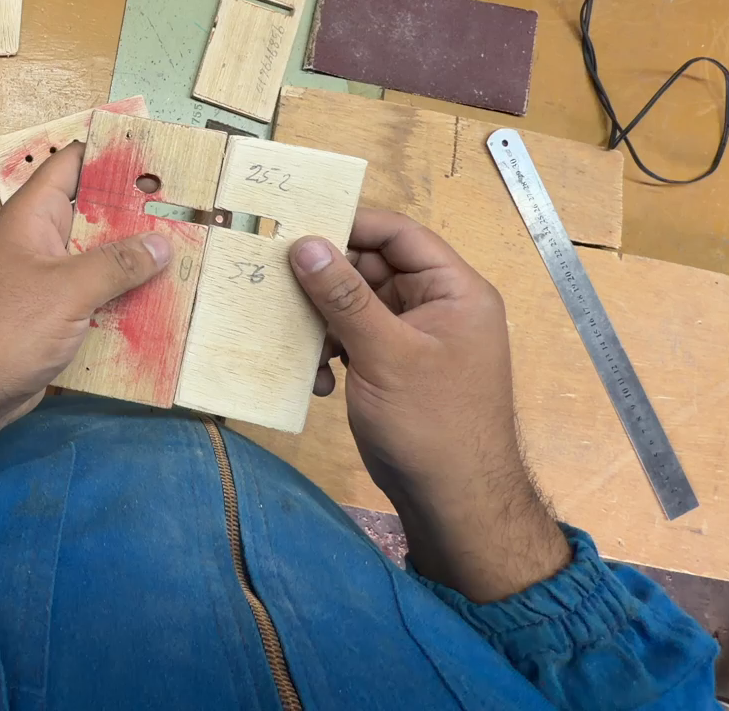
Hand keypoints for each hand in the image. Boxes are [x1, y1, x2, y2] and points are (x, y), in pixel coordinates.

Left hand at [0, 142, 172, 481]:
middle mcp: (42, 240)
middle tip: (188, 206)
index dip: (110, 153)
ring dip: (136, 259)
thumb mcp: (66, 290)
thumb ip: (116, 264)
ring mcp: (49, 279)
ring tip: (190, 250)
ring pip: (99, 259)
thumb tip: (162, 242)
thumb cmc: (5, 327)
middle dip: (137, 211)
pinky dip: (125, 296)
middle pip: (94, 214)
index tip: (156, 150)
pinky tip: (165, 300)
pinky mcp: (56, 315)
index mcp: (34, 216)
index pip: (73, 165)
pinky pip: (96, 296)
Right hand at [290, 209, 568, 602]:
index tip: (296, 226)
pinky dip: (327, 349)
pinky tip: (318, 379)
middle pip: (368, 267)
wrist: (451, 503)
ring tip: (300, 344)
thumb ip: (342, 294)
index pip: (397, 234)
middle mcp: (432, 304)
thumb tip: (303, 242)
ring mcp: (408, 334)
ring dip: (321, 322)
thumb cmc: (430, 423)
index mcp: (452, 290)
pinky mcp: (387, 361)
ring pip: (351, 302)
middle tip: (276, 283)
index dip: (349, 225)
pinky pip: (349, 335)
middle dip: (324, 281)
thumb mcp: (384, 353)